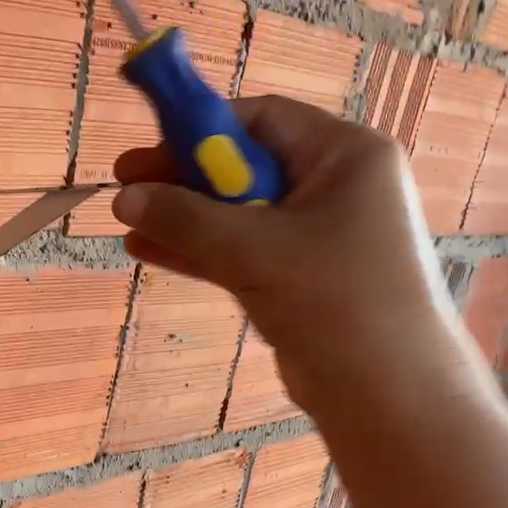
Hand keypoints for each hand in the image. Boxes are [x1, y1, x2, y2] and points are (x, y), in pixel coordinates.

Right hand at [109, 96, 479, 418]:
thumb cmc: (333, 297)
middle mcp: (333, 186)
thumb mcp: (250, 249)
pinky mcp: (295, 275)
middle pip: (243, 165)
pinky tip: (145, 250)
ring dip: (180, 216)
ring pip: (234, 212)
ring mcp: (314, 234)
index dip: (199, 129)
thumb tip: (122, 197)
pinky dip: (194, 249)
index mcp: (344, 156)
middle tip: (124, 187)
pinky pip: (236, 250)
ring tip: (125, 220)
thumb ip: (183, 219)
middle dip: (181, 178)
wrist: (384, 387)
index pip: (261, 120)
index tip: (145, 151)